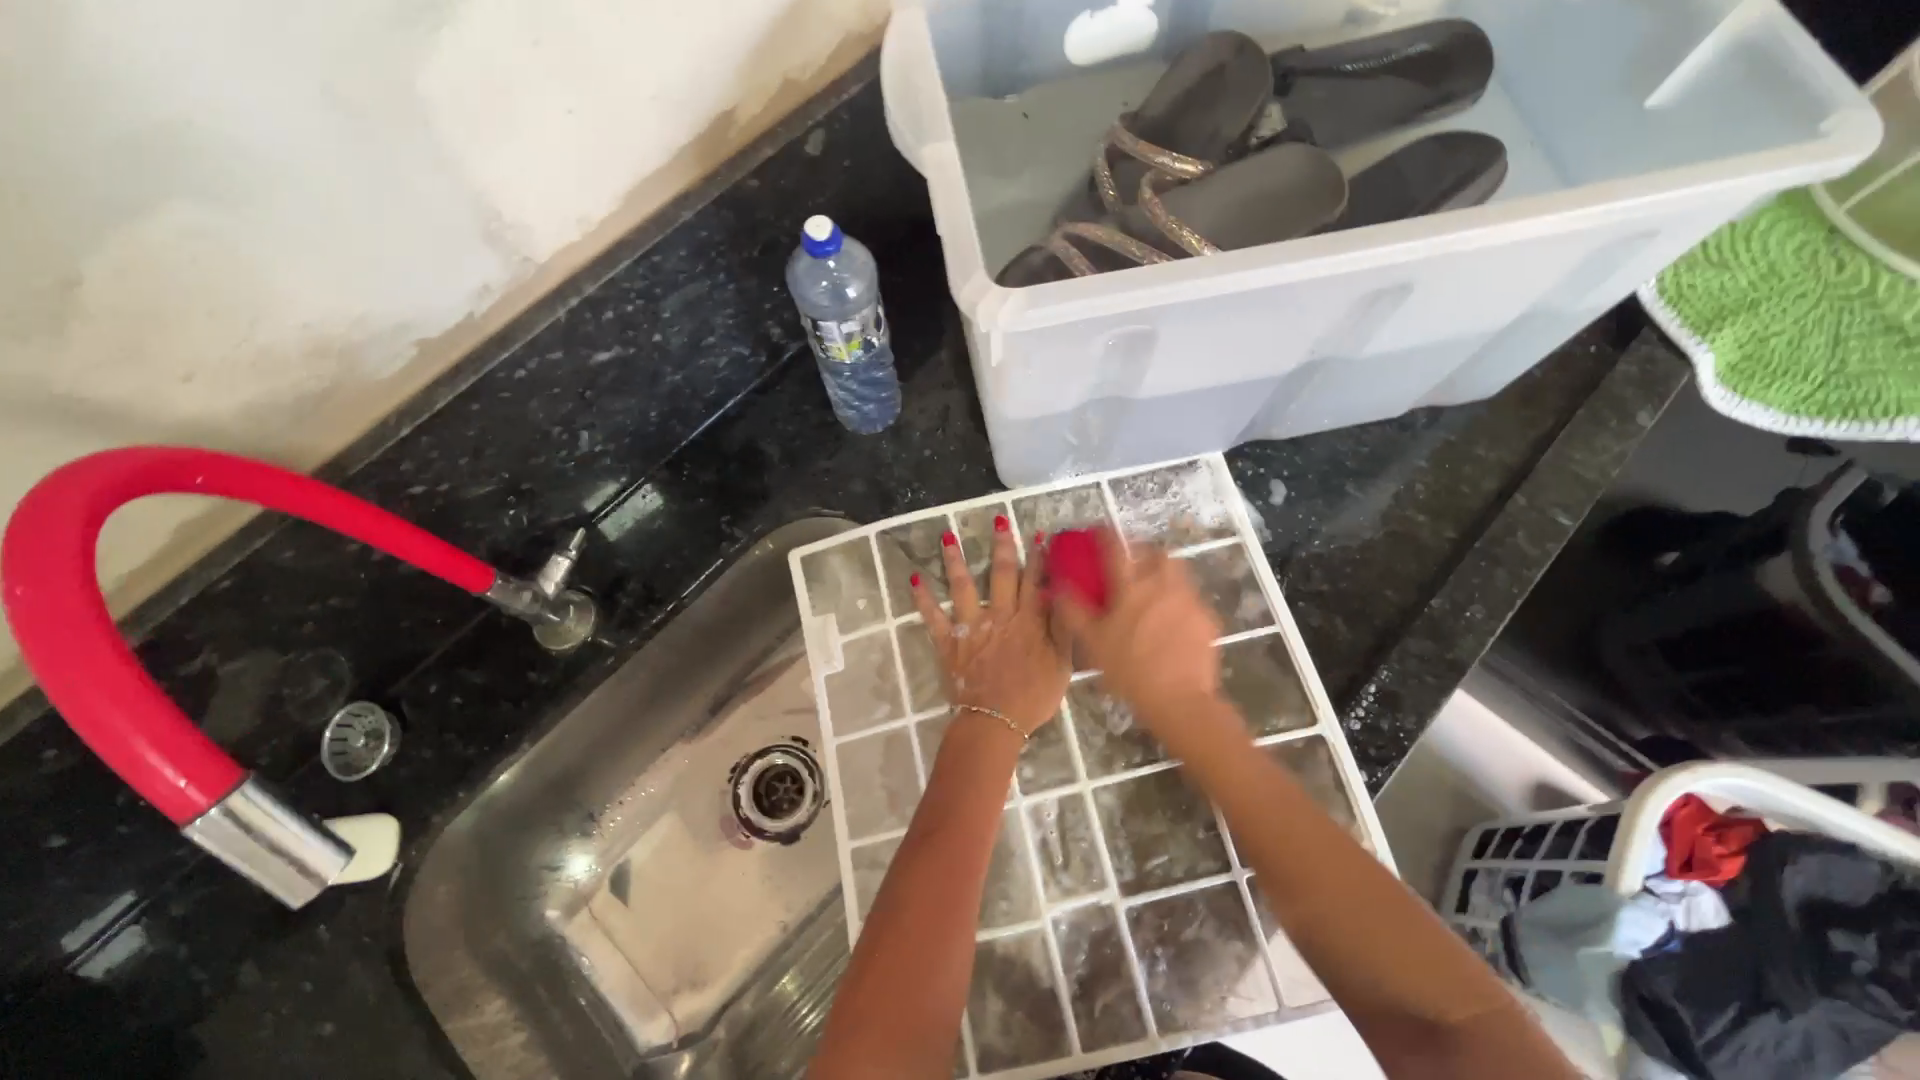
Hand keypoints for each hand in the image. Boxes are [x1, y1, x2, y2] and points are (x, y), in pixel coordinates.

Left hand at [909, 518, 1069, 735]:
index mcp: (1030, 621)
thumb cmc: (1034, 697)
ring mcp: (972, 626)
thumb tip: (1062, 595)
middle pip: (1001, 574)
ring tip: (948, 537)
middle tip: (997, 519)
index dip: (1038, 557)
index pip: (1036, 581)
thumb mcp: (1062, 664)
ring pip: (963, 586)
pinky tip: (914, 579)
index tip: (1037, 534)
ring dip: (956, 560)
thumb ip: (1062, 627)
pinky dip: (922, 599)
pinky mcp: (949, 642)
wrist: (996, 720)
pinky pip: (933, 617)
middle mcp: (1000, 615)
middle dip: (1001, 544)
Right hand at [1053, 529, 1228, 726]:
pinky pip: (1190, 599)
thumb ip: (1073, 611)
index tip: (1099, 531)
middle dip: (1144, 551)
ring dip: (1163, 574)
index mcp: (1131, 587)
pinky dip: (1178, 602)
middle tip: (1132, 564)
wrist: (1179, 699)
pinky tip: (1171, 623)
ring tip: (1152, 593)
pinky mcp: (1207, 618)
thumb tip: (1056, 587)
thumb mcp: (1093, 643)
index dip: (1105, 534)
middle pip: (1157, 552)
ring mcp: (1189, 599)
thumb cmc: (1129, 670)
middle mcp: (1162, 584)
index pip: (1115, 547)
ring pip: (1178, 573)